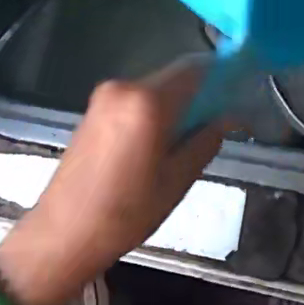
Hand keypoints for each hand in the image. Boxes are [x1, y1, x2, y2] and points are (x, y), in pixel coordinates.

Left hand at [0, 58, 224, 303]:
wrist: (62, 234)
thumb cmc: (126, 211)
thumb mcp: (177, 179)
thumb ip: (206, 140)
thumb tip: (227, 118)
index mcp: (147, 101)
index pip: (197, 70)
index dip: (223, 77)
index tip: (240, 94)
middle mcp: (124, 88)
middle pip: (175, 77)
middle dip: (201, 94)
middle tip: (220, 122)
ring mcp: (104, 98)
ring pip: (156, 89)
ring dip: (179, 104)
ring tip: (190, 138)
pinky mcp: (93, 111)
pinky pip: (137, 100)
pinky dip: (156, 111)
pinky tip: (162, 141)